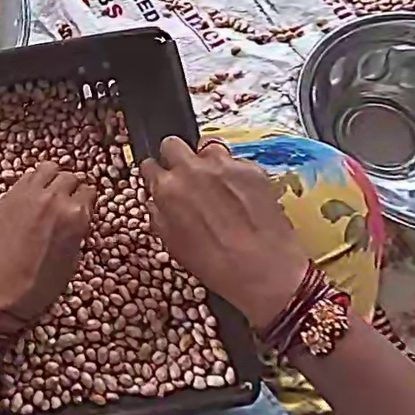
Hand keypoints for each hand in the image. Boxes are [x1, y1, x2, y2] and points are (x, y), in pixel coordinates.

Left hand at [0, 161, 95, 322]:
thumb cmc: (37, 284)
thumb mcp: (72, 259)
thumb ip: (77, 229)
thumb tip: (78, 215)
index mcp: (74, 216)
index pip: (89, 191)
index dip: (87, 199)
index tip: (85, 203)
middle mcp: (53, 199)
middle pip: (70, 176)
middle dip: (73, 186)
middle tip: (70, 197)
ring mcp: (28, 194)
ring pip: (49, 168)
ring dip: (54, 177)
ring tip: (52, 190)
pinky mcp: (9, 195)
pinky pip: (28, 176)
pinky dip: (35, 180)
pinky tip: (35, 192)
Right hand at [139, 137, 307, 329]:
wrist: (265, 271)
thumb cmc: (215, 263)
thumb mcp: (172, 243)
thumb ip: (159, 214)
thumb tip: (157, 201)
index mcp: (167, 188)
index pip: (149, 165)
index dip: (153, 173)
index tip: (158, 179)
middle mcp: (192, 170)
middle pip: (173, 143)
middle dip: (174, 156)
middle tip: (183, 173)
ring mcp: (224, 166)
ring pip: (206, 147)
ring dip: (205, 161)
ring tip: (214, 181)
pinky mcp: (252, 169)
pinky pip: (236, 162)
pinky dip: (234, 173)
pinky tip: (239, 194)